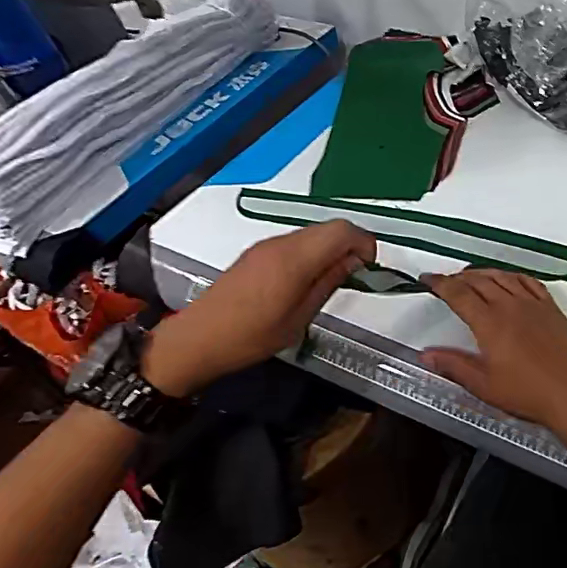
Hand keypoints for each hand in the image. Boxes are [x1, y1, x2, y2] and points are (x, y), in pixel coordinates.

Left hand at [143, 220, 375, 395]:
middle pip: (328, 228)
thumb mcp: (300, 318)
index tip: (368, 267)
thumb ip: (328, 283)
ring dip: (329, 249)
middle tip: (355, 274)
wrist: (198, 339)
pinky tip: (306, 280)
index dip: (363, 243)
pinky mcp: (256, 253)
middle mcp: (280, 243)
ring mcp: (266, 246)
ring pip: (312, 233)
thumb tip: (353, 262)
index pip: (342, 231)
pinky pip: (294, 242)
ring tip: (331, 280)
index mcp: (294, 259)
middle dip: (349, 245)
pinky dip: (311, 253)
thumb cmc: (250, 337)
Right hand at [420, 269, 566, 439]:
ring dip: (484, 272)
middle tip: (447, 281)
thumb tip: (429, 356)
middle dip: (459, 277)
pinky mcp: (552, 309)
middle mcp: (511, 307)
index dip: (440, 283)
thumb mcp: (484, 385)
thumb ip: (454, 366)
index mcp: (490, 323)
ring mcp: (534, 305)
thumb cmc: (532, 393)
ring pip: (503, 277)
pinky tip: (511, 278)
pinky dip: (514, 276)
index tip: (429, 279)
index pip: (458, 293)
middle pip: (480, 280)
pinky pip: (530, 282)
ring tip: (473, 275)